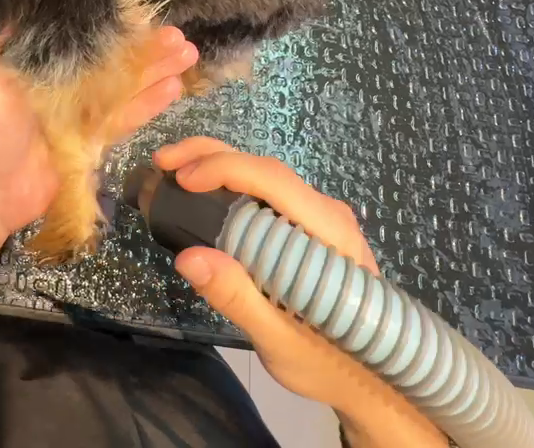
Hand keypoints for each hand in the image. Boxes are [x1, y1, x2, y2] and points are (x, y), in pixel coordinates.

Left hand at [0, 28, 197, 235]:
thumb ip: (10, 46)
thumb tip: (38, 6)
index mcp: (42, 65)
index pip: (82, 37)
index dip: (111, 24)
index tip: (140, 11)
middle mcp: (66, 83)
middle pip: (112, 59)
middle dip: (144, 46)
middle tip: (176, 34)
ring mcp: (83, 111)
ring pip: (126, 85)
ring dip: (156, 69)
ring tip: (186, 52)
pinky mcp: (95, 139)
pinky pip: (126, 116)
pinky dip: (150, 102)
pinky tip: (173, 86)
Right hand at [153, 139, 442, 445]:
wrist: (371, 378)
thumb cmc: (328, 360)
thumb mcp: (280, 341)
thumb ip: (238, 298)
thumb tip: (186, 258)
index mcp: (328, 232)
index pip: (273, 179)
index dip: (225, 169)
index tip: (181, 179)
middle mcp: (325, 210)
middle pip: (263, 166)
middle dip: (209, 155)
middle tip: (162, 161)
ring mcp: (316, 213)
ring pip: (261, 171)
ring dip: (213, 162)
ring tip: (171, 168)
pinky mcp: (305, 222)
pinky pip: (263, 188)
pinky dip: (225, 179)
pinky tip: (198, 188)